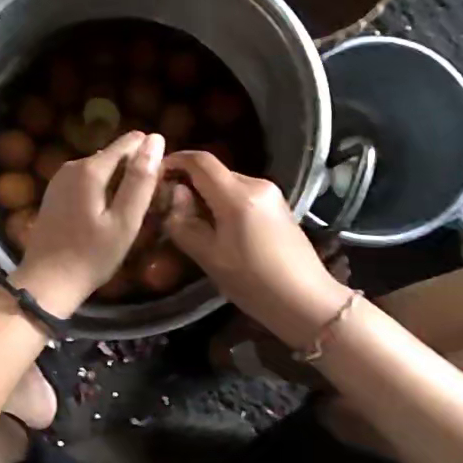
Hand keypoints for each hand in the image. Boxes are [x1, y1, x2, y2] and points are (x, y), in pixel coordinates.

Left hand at [14, 130, 164, 315]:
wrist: (47, 283)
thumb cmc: (91, 255)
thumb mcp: (125, 220)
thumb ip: (141, 180)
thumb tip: (156, 139)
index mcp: (90, 168)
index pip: (130, 142)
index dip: (149, 156)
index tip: (159, 183)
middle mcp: (72, 165)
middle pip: (115, 155)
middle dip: (134, 170)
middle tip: (148, 204)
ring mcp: (60, 179)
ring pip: (101, 169)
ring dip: (119, 183)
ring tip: (131, 211)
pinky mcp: (55, 194)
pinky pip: (87, 182)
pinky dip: (102, 191)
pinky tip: (108, 216)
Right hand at [161, 152, 353, 346]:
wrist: (307, 302)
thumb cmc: (254, 283)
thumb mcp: (210, 257)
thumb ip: (185, 223)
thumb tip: (174, 194)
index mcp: (237, 195)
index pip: (200, 161)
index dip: (175, 162)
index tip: (156, 176)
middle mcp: (256, 184)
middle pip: (214, 172)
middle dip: (189, 184)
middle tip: (168, 208)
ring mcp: (271, 195)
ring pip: (228, 185)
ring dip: (207, 197)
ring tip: (191, 223)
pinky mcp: (279, 207)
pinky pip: (243, 197)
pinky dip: (225, 205)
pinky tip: (219, 231)